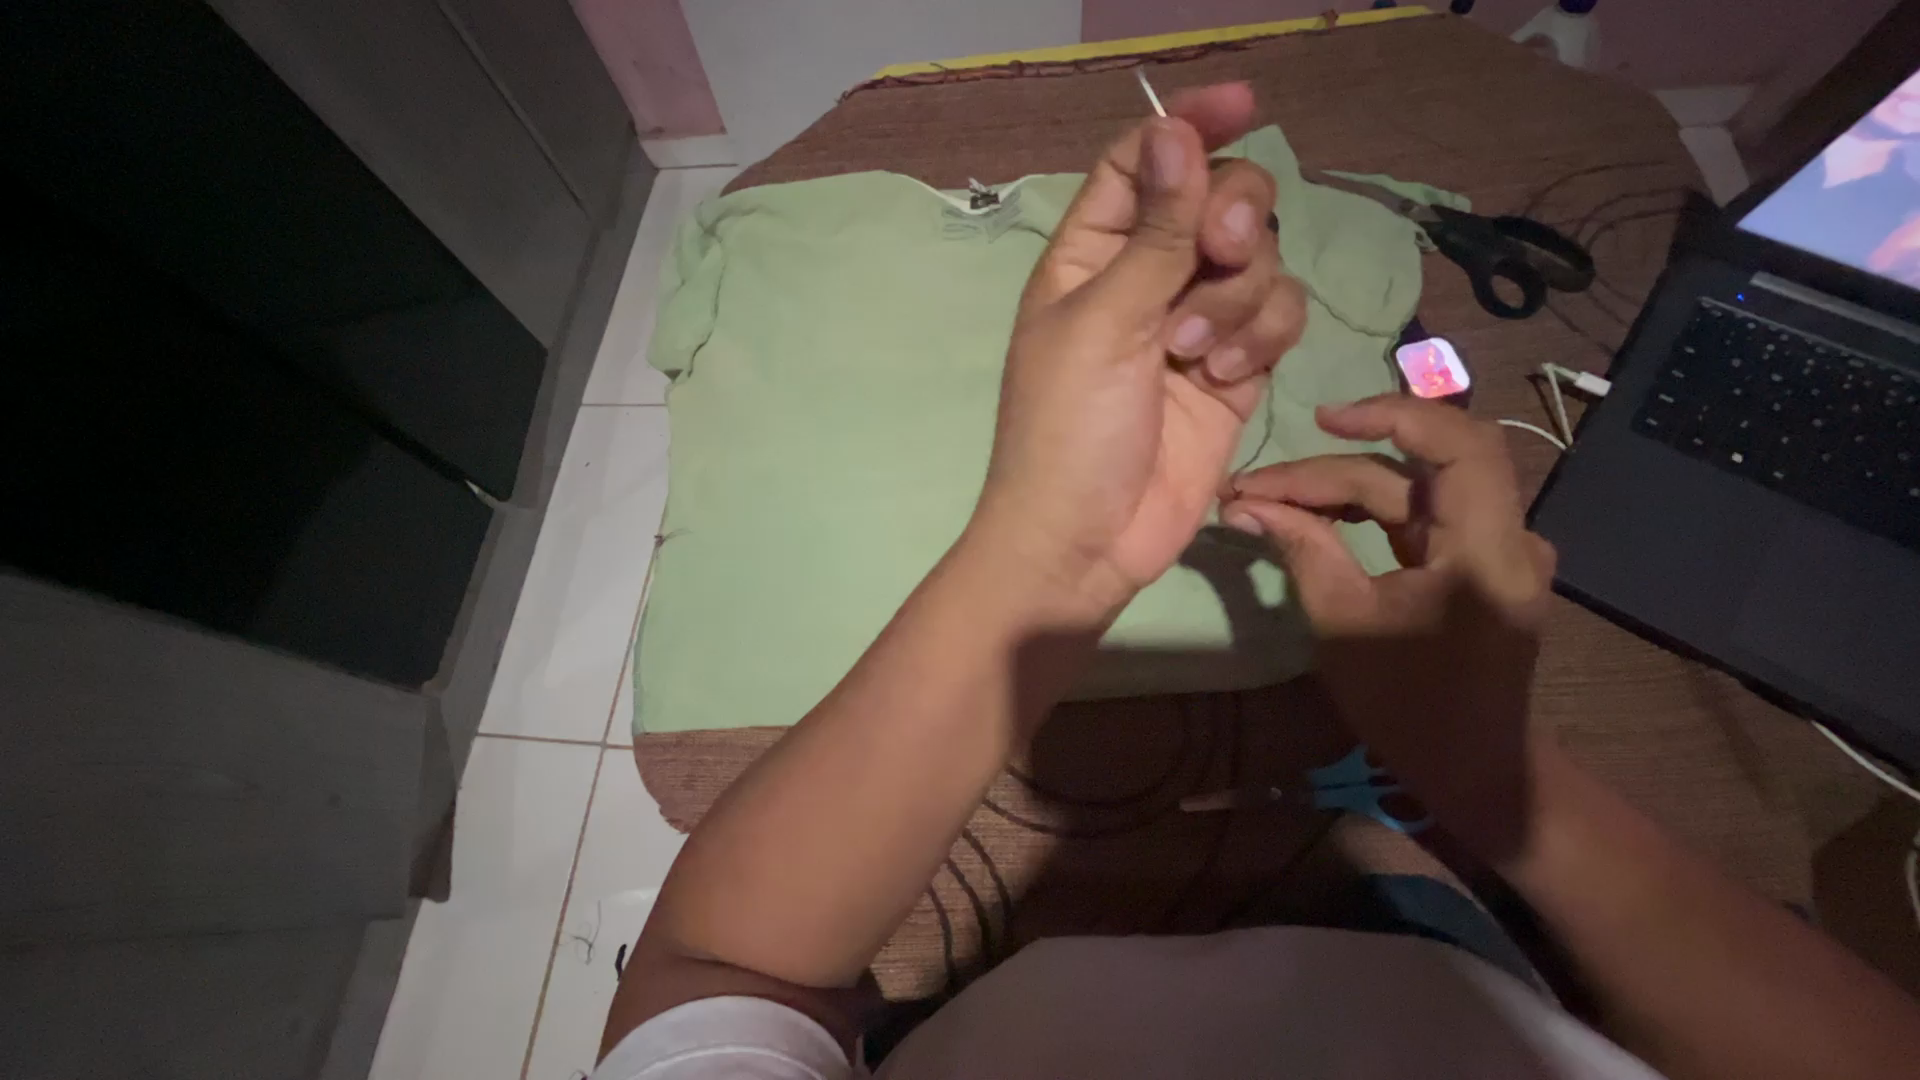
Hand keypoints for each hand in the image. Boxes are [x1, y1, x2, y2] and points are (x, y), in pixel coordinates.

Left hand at [967, 82, 1307, 619]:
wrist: (1086, 539)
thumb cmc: (1068, 432)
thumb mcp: (1103, 325)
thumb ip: (1153, 233)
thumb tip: (1175, 127)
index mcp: (1089, 258)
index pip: (1142, 164)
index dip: (1189, 127)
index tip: (1244, 103)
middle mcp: (1144, 281)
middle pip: (1218, 200)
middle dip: (1233, 217)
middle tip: (1221, 252)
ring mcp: (1192, 327)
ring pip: (1257, 260)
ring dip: (1241, 296)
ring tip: (1195, 355)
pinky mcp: (1233, 372)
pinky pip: (1277, 317)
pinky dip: (1264, 336)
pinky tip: (1228, 376)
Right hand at [1219, 395, 1556, 863]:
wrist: (1471, 768)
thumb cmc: (1409, 707)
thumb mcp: (1343, 624)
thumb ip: (1302, 550)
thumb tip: (1246, 504)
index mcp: (1489, 552)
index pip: (1460, 446)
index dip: (1393, 416)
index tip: (1321, 418)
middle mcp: (1504, 537)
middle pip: (1412, 473)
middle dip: (1326, 473)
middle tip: (1249, 489)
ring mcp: (1492, 550)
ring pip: (1408, 493)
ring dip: (1336, 491)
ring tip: (1263, 499)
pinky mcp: (1472, 564)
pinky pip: (1414, 519)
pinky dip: (1360, 513)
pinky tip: (1308, 514)